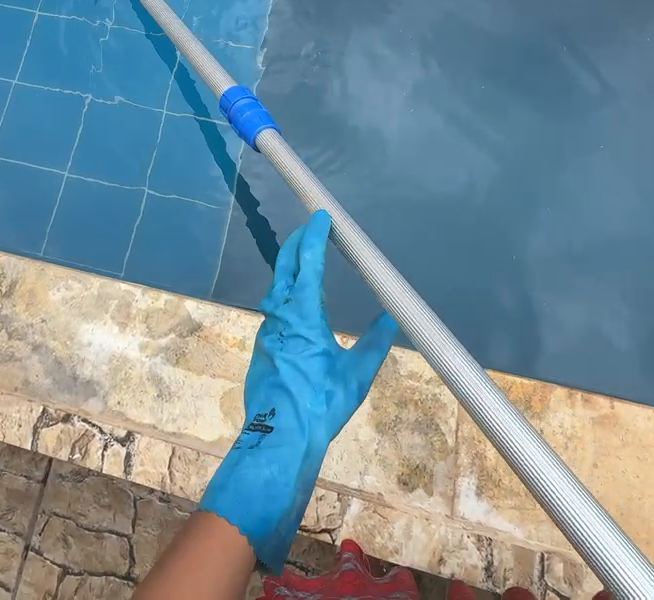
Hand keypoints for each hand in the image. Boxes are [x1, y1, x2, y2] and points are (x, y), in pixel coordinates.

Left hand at [200, 209, 401, 571]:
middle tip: (311, 228)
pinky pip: (276, 309)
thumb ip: (375, 343)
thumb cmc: (320, 403)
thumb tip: (391, 318)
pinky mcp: (263, 346)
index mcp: (302, 312)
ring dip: (292, 269)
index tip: (321, 216)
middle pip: (286, 267)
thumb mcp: (356, 374)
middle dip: (298, 243)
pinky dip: (288, 294)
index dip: (315, 235)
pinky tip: (299, 305)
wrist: (278, 436)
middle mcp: (279, 313)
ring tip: (307, 261)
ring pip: (278, 288)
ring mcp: (267, 329)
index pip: (308, 261)